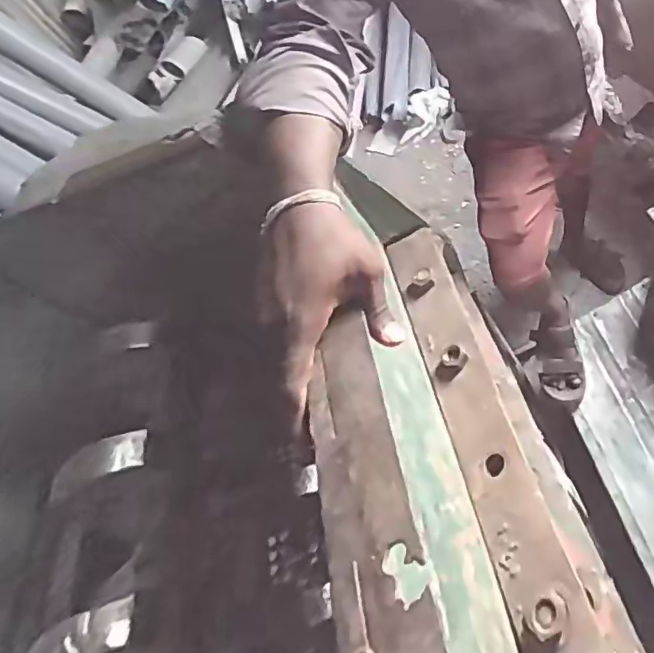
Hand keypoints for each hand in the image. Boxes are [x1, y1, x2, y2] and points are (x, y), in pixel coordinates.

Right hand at [258, 199, 407, 443]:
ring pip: (273, 359)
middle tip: (311, 434)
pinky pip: (272, 339)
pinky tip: (306, 360)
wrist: (297, 205)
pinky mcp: (260, 301)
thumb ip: (378, 311)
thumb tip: (393, 343)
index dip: (292, 418)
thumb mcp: (367, 274)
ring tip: (312, 403)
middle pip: (278, 378)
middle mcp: (273, 326)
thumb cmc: (337, 241)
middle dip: (291, 408)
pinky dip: (286, 357)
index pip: (290, 384)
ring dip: (289, 381)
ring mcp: (262, 313)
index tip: (299, 446)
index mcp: (299, 325)